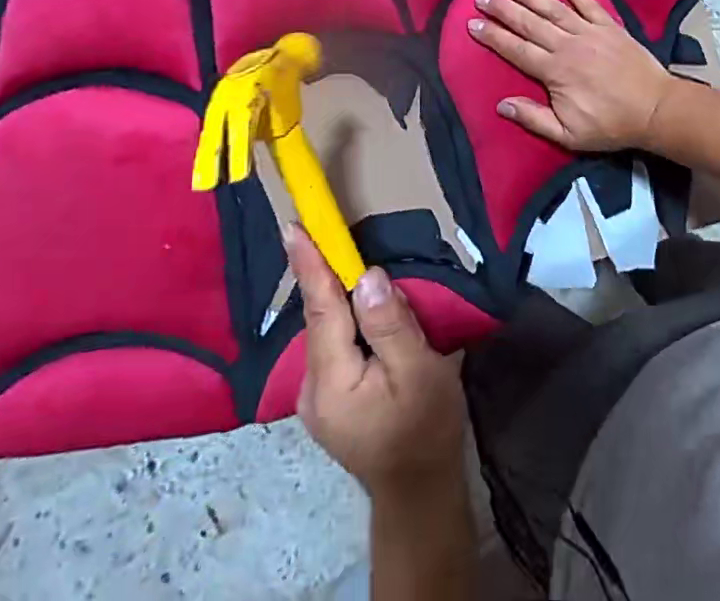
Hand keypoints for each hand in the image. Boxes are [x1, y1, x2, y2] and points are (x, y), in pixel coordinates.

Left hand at [287, 225, 467, 500]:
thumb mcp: (420, 374)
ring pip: (324, 335)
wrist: (419, 491)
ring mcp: (315, 399)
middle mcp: (311, 389)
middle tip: (322, 235)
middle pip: (319, 321)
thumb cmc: (426, 430)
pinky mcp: (327, 402)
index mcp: (332, 382)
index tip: (293, 229)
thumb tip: (367, 278)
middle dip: (322, 278)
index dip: (309, 267)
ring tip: (339, 265)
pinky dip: (340, 323)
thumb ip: (391, 325)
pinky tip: (355, 313)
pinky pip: (331, 349)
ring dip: (333, 300)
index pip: (320, 311)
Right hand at [468, 0, 676, 151]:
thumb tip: (502, 105)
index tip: (472, 24)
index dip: (492, 36)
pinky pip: (587, 2)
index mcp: (555, 72)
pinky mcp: (610, 26)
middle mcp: (568, 46)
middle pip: (529, 23)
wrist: (656, 110)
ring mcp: (590, 32)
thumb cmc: (611, 125)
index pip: (516, 49)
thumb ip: (534, 118)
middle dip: (502, 9)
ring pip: (553, 8)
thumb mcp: (569, 135)